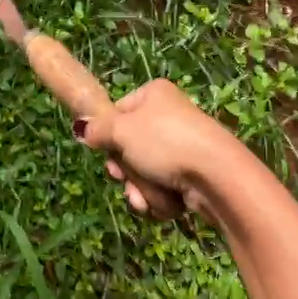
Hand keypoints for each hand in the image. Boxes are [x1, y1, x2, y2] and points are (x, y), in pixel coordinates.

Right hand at [75, 79, 246, 220]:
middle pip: (130, 145)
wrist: (216, 175)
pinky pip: (164, 186)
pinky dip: (159, 198)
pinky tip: (160, 205)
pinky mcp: (193, 175)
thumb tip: (81, 129)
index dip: (108, 134)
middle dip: (124, 169)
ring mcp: (183, 146)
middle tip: (121, 178)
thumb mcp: (121, 130)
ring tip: (143, 198)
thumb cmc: (164, 142)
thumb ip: (97, 129)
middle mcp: (169, 116)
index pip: (119, 111)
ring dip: (139, 188)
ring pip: (145, 171)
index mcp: (154, 94)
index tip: (104, 152)